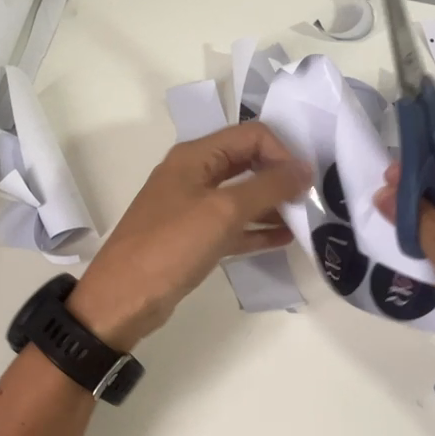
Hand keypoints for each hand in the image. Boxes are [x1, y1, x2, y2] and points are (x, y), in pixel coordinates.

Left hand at [69, 122, 310, 349]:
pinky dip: (257, 229)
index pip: (251, 136)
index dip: (282, 153)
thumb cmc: (170, 247)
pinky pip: (233, 225)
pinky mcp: (193, 238)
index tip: (305, 182)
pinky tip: (285, 239)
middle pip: (247, 162)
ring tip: (306, 220)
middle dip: (280, 176)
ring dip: (272, 204)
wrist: (122, 299)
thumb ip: (267, 187)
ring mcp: (192, 207)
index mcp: (194, 157)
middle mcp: (193, 174)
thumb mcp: (223, 212)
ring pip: (242, 196)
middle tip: (312, 199)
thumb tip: (304, 169)